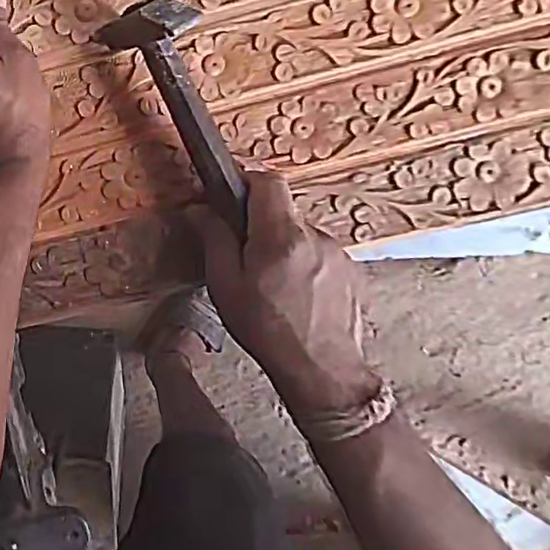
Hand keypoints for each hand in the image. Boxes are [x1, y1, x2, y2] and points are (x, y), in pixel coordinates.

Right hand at [184, 171, 381, 416]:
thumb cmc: (267, 329)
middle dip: (257, 222)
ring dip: (279, 245)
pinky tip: (289, 292)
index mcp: (281, 236)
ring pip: (298, 233)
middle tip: (238, 253)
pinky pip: (316, 252)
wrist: (322, 368)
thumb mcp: (224, 284)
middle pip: (281, 209)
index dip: (244, 180)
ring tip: (266, 282)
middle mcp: (315, 236)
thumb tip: (198, 210)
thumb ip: (214, 239)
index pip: (268, 182)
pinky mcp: (350, 269)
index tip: (227, 193)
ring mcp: (338, 252)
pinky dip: (299, 262)